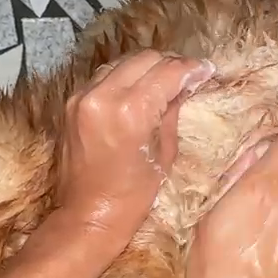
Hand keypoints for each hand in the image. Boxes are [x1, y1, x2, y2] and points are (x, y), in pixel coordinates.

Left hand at [54, 50, 214, 248]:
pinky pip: (104, 79)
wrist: (86, 218)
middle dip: (169, 65)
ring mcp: (82, 97)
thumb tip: (184, 87)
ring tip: (162, 85)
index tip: (206, 70)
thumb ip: (171, 113)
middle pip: (144, 59)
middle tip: (186, 78)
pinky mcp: (71, 104)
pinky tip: (136, 94)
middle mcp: (103, 96)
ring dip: (145, 70)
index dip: (192, 69)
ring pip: (122, 64)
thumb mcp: (163, 156)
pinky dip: (123, 81)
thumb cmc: (131, 199)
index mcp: (130, 111)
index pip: (168, 72)